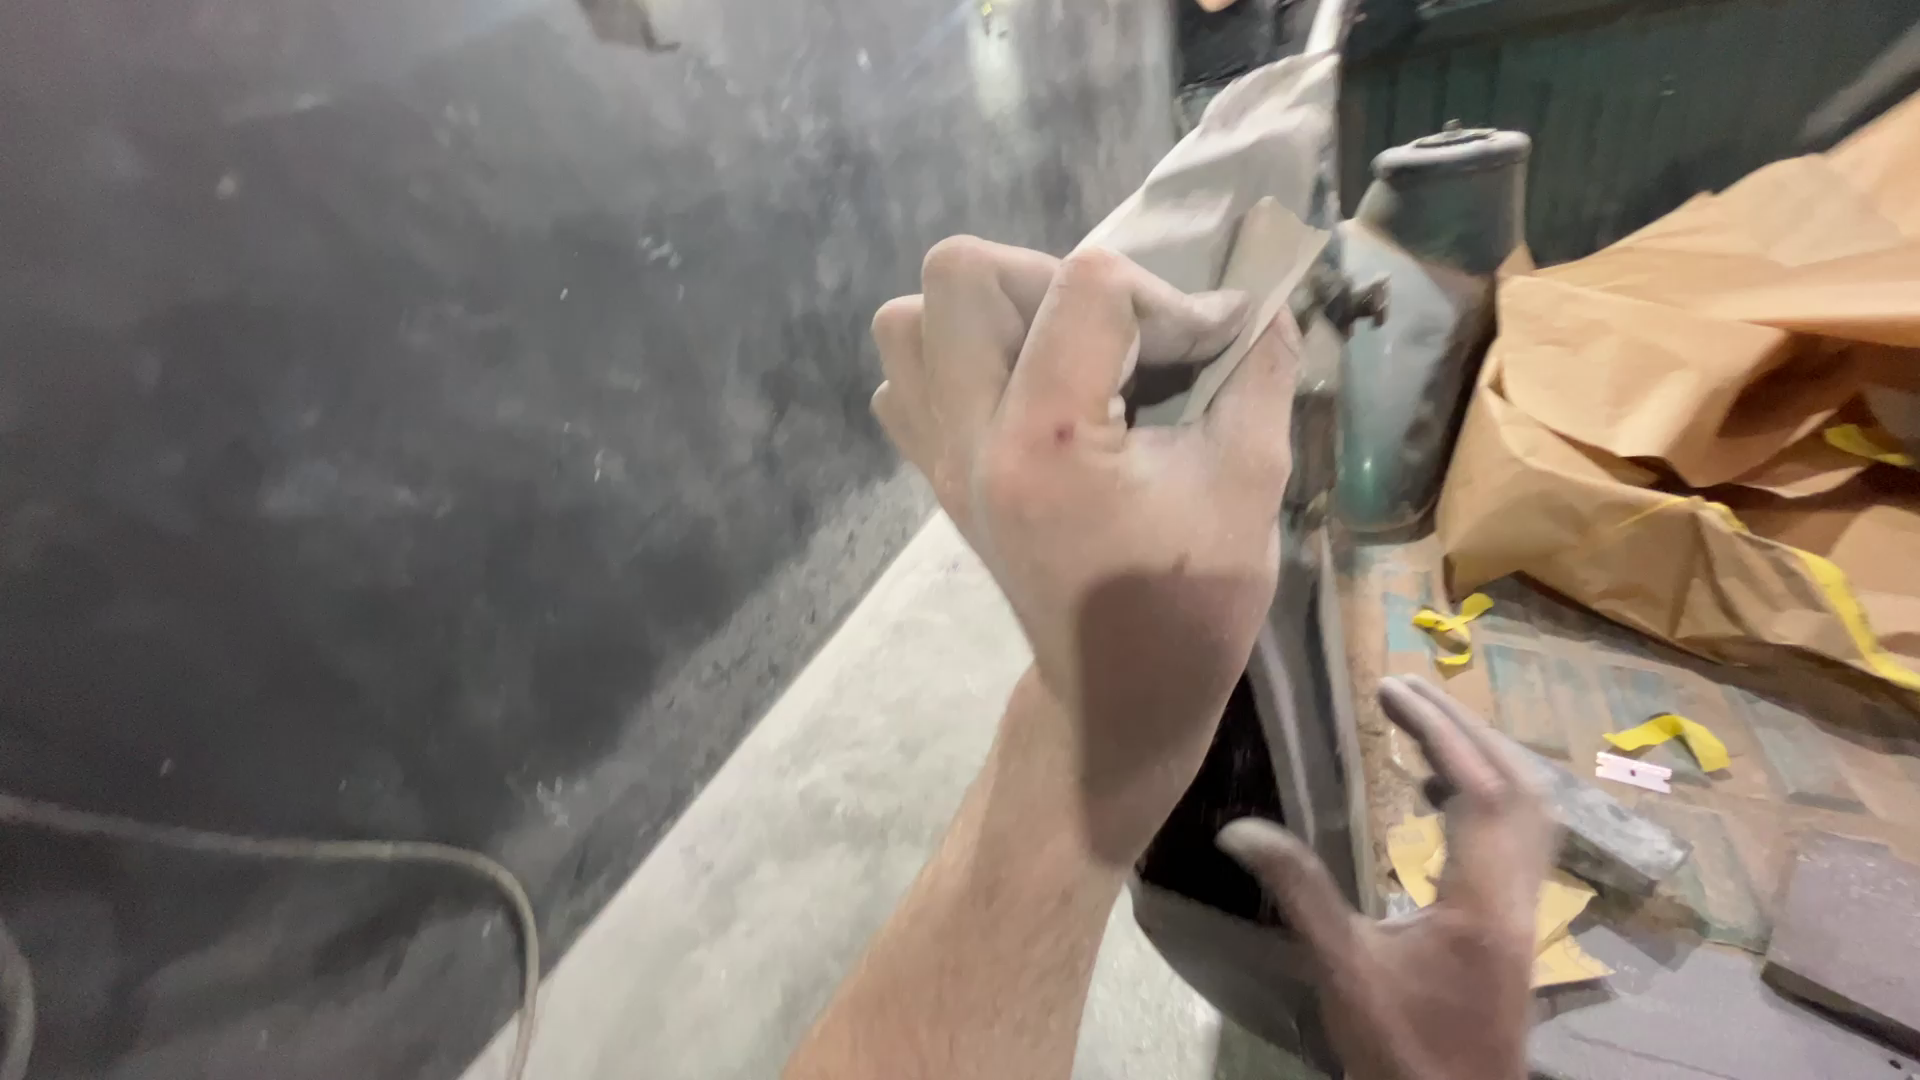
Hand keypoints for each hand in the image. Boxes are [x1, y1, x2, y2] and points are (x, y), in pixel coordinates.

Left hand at [871, 237, 1298, 865]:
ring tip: (1052, 355)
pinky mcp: (932, 475)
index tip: (1204, 343)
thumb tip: (1254, 296)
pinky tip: (1014, 396)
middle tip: (1105, 332)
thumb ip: (1256, 368)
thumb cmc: (1191, 601)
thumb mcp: (1251, 480)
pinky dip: (951, 363)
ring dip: (983, 312)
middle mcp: (970, 438)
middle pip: (958, 273)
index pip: (1085, 283)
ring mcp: (937, 457)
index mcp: (1048, 440)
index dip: (1164, 295)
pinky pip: (902, 382)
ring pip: (907, 321)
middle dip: (1047, 276)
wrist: (1116, 687)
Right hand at [1218, 676, 1552, 1079]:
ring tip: (1425, 721)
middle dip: (1465, 727)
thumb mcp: (1342, 969)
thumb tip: (1237, 826)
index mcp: (1482, 905)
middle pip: (1520, 790)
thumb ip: (1298, 893)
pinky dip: (1485, 790)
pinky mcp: (1513, 925)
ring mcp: (1525, 914)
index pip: (1481, 792)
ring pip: (1530, 813)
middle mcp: (1518, 901)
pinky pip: (1515, 835)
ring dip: (1484, 754)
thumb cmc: (1402, 1048)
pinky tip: (1438, 789)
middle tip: (1403, 688)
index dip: (1440, 731)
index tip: (1387, 690)